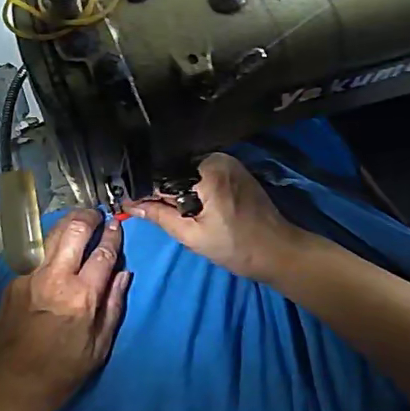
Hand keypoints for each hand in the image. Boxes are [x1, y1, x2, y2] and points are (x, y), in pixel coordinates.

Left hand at [0, 209, 131, 410]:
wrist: (7, 387)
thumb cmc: (59, 375)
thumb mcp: (98, 349)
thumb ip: (113, 306)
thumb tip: (124, 274)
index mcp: (80, 297)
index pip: (102, 254)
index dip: (113, 236)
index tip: (118, 226)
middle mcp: (53, 278)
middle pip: (74, 231)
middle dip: (89, 218)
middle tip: (97, 215)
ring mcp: (29, 276)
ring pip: (50, 234)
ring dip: (67, 223)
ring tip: (80, 221)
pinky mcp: (12, 280)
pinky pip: (34, 251)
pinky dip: (48, 241)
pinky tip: (56, 243)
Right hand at [128, 153, 309, 283]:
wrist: (279, 252)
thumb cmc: (238, 247)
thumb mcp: (192, 236)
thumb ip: (160, 216)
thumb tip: (130, 205)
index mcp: (208, 171)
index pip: (163, 175)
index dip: (146, 191)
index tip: (132, 204)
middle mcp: (217, 158)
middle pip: (174, 171)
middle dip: (163, 191)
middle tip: (155, 213)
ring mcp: (228, 162)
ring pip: (187, 174)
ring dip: (179, 192)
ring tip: (177, 212)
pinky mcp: (234, 170)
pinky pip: (201, 175)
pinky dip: (193, 189)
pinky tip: (194, 208)